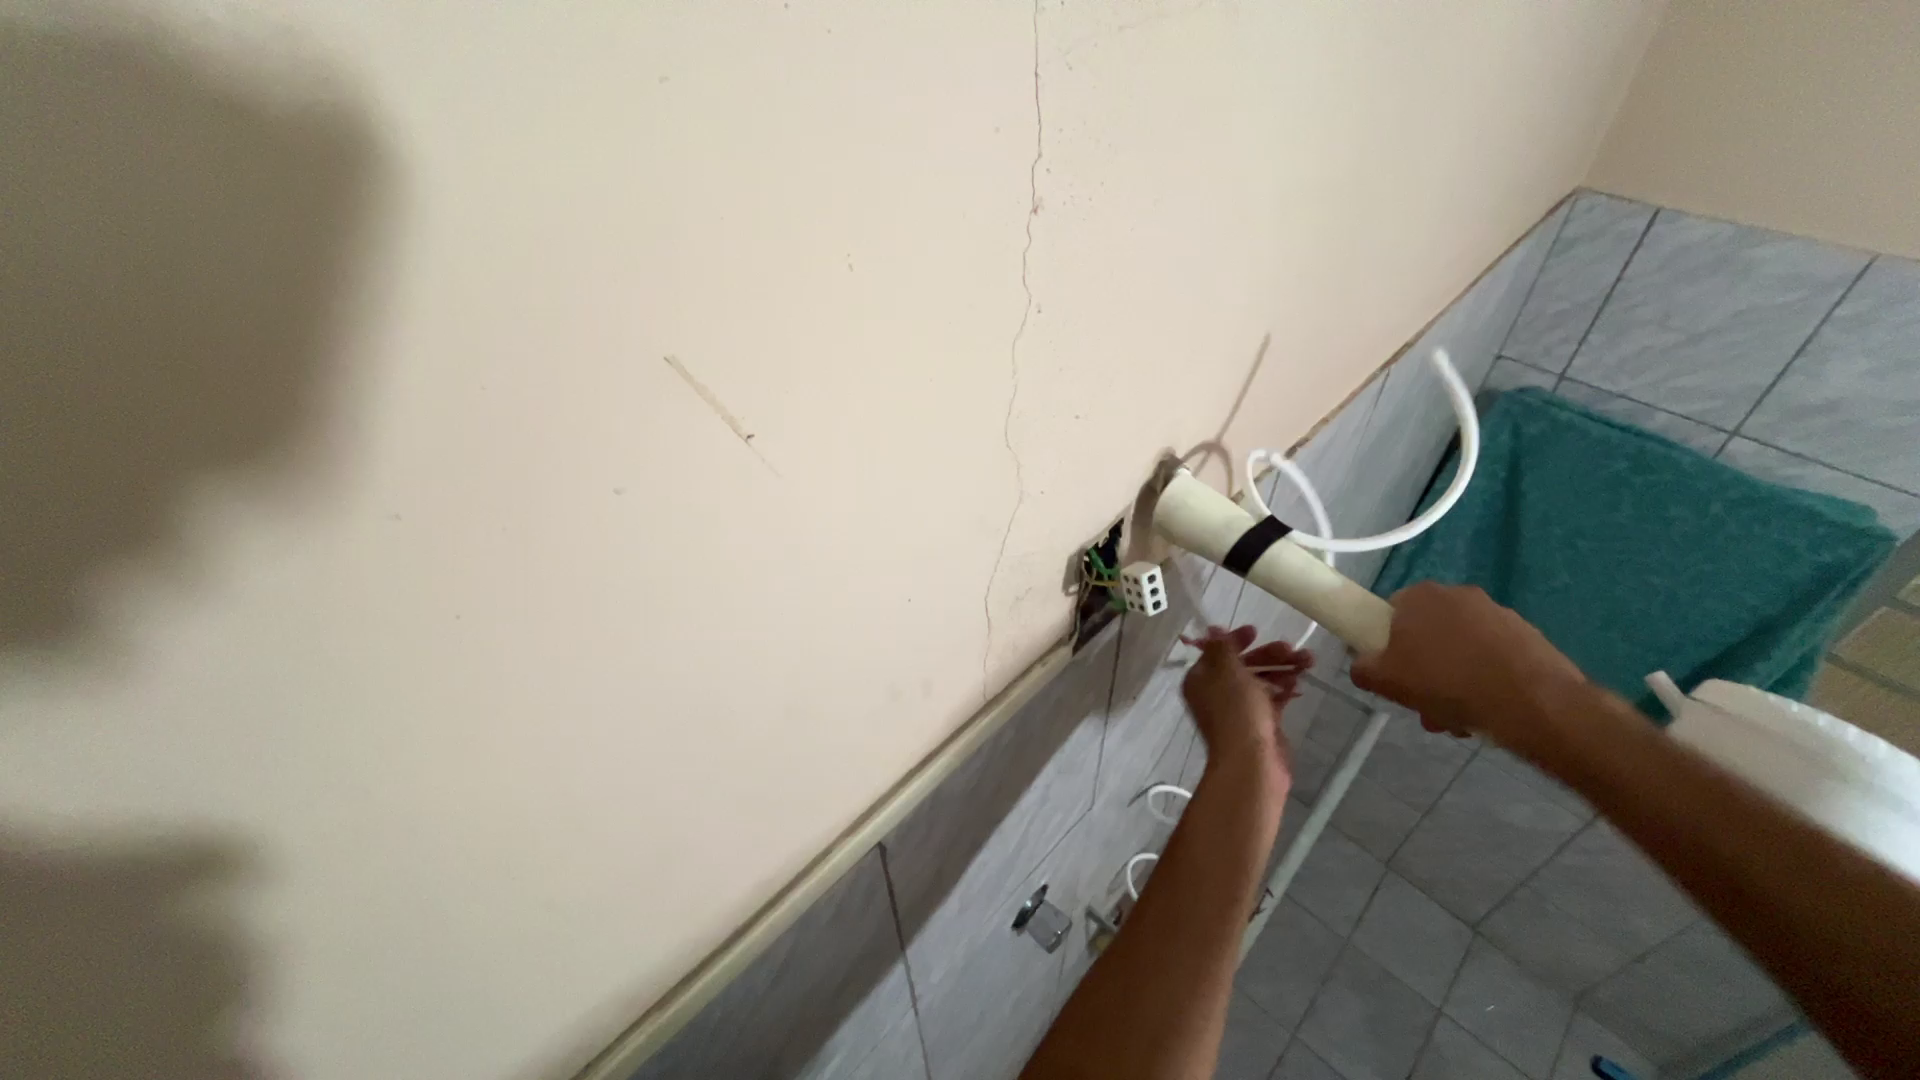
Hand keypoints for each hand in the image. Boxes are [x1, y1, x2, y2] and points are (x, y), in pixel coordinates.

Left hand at [1180, 626, 1310, 793]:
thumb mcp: (1227, 672)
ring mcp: (1239, 709)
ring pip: (1260, 681)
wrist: (1252, 763)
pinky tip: (1300, 683)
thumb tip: (1211, 629)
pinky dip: (1284, 689)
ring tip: (1309, 662)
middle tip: (1292, 649)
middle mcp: (1216, 692)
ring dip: (1282, 668)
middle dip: (1268, 655)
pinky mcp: (1260, 723)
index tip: (1256, 631)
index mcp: (1200, 679)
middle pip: (1243, 665)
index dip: (1236, 640)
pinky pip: (1272, 699)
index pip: (1216, 652)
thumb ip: (1222, 648)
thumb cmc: (1236, 712)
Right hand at [1350, 583, 1585, 748]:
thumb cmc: (1447, 683)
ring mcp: (1498, 613)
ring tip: (1455, 715)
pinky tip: (1486, 709)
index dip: (1386, 643)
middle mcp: (1459, 594)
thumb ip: (1362, 668)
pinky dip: (1485, 679)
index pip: (1390, 611)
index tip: (1392, 671)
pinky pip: (1492, 657)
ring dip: (1453, 678)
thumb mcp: (1384, 680)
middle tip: (1422, 700)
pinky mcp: (1528, 636)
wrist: (1532, 703)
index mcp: (1421, 595)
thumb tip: (1363, 665)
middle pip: (1427, 632)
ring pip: (1460, 648)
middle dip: (1423, 667)